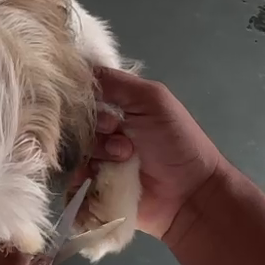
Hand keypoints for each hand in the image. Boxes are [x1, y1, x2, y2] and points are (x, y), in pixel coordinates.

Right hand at [92, 67, 228, 238]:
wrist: (190, 194)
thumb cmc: (176, 141)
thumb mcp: (151, 99)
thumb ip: (115, 82)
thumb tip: (77, 70)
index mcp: (117, 106)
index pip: (84, 94)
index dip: (85, 97)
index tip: (102, 105)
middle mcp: (105, 131)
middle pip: (77, 123)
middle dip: (97, 128)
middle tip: (119, 134)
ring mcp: (99, 159)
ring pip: (75, 149)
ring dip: (98, 153)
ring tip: (123, 160)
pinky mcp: (95, 186)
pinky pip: (73, 178)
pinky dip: (83, 176)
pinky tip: (100, 177)